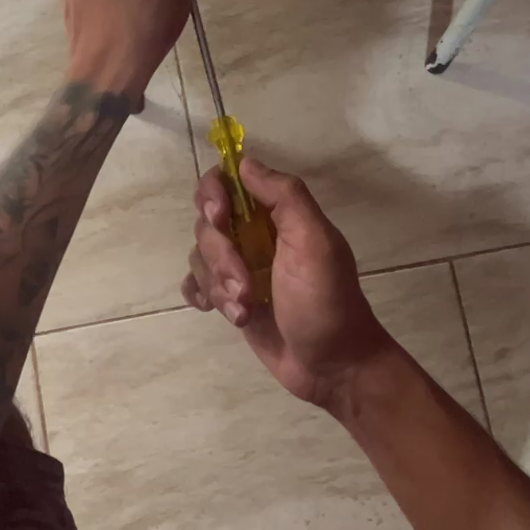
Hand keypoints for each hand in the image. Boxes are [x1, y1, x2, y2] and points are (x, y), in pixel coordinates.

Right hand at [183, 158, 394, 408]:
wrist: (333, 367)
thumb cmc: (327, 301)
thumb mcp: (315, 241)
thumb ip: (284, 196)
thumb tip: (244, 162)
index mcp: (276, 214)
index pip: (227, 182)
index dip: (214, 194)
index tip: (220, 217)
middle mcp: (254, 234)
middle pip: (207, 222)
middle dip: (220, 255)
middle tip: (245, 284)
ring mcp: (240, 267)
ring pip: (200, 257)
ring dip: (218, 284)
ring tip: (246, 309)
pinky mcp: (230, 297)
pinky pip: (196, 284)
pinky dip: (202, 295)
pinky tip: (223, 312)